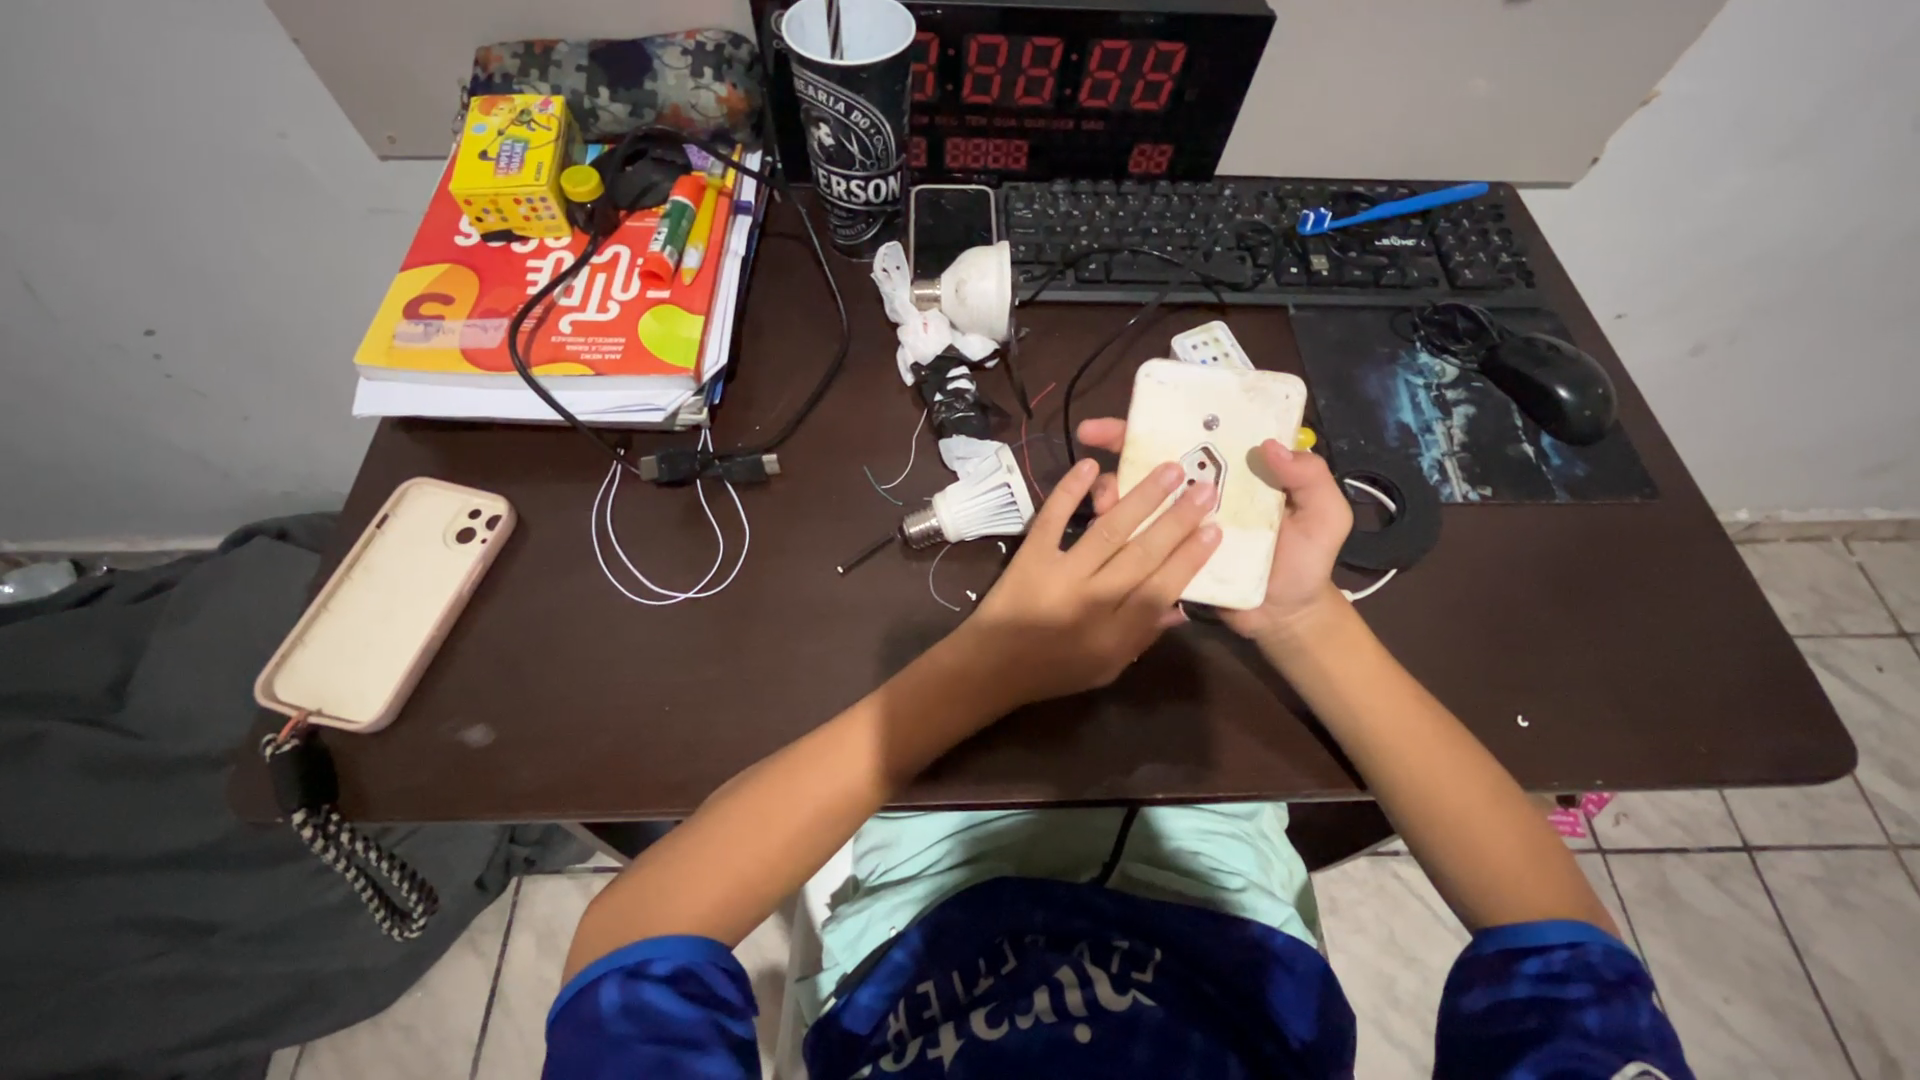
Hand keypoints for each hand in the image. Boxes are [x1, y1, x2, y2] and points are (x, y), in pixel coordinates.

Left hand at [944, 456, 1221, 710]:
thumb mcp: (1107, 668)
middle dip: (1178, 519)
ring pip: (1109, 530)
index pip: (1162, 589)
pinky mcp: (1031, 556)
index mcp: (1115, 634)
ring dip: (1142, 497)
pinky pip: (1053, 519)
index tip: (1216, 529)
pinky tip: (1090, 466)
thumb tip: (1181, 607)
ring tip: (1170, 469)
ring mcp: (1060, 575)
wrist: (991, 667)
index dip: (1191, 558)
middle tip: (1205, 487)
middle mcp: (1092, 600)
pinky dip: (1070, 491)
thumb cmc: (1055, 670)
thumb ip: (1143, 637)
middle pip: (1143, 554)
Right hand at [1077, 418, 1352, 639]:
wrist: (1288, 617)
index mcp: (1230, 473)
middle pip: (1152, 461)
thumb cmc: (1306, 561)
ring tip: (1104, 494)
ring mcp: (1176, 527)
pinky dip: (1116, 532)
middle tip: (1090, 435)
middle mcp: (1196, 493)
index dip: (1165, 419)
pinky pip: (1136, 543)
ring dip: (1111, 489)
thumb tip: (1270, 445)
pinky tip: (1105, 528)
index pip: (1195, 437)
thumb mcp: (1324, 514)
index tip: (1135, 409)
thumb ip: (1310, 478)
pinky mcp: (1165, 560)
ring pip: (1135, 500)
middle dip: (1118, 442)